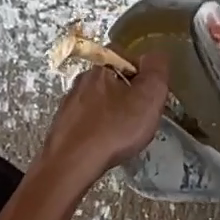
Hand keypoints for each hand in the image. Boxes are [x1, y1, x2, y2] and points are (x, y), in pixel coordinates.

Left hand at [39, 53, 170, 186]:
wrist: (71, 163)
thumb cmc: (114, 128)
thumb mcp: (149, 96)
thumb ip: (157, 70)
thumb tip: (155, 56)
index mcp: (103, 66)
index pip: (127, 55)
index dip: (143, 72)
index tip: (151, 94)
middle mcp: (83, 79)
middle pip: (112, 78)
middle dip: (127, 93)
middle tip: (140, 115)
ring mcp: (69, 102)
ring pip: (98, 100)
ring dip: (111, 112)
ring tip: (123, 133)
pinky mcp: (62, 125)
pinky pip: (87, 121)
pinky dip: (97, 128)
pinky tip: (104, 144)